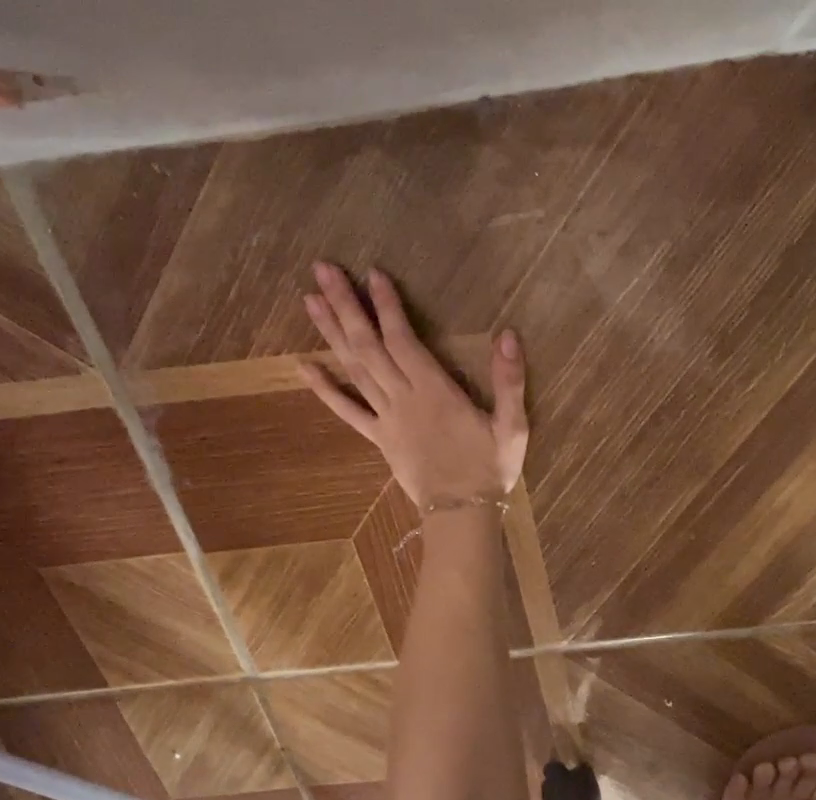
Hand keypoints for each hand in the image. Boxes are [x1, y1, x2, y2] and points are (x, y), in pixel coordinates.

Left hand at [298, 262, 528, 504]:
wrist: (463, 512)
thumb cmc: (491, 467)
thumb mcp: (512, 425)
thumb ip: (510, 380)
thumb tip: (508, 335)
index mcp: (435, 391)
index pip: (403, 339)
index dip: (386, 305)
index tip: (373, 273)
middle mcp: (403, 398)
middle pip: (368, 346)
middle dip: (346, 306)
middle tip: (322, 270)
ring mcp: (386, 418)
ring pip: (354, 369)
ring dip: (331, 334)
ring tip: (310, 299)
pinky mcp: (380, 439)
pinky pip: (347, 411)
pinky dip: (324, 389)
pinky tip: (303, 366)